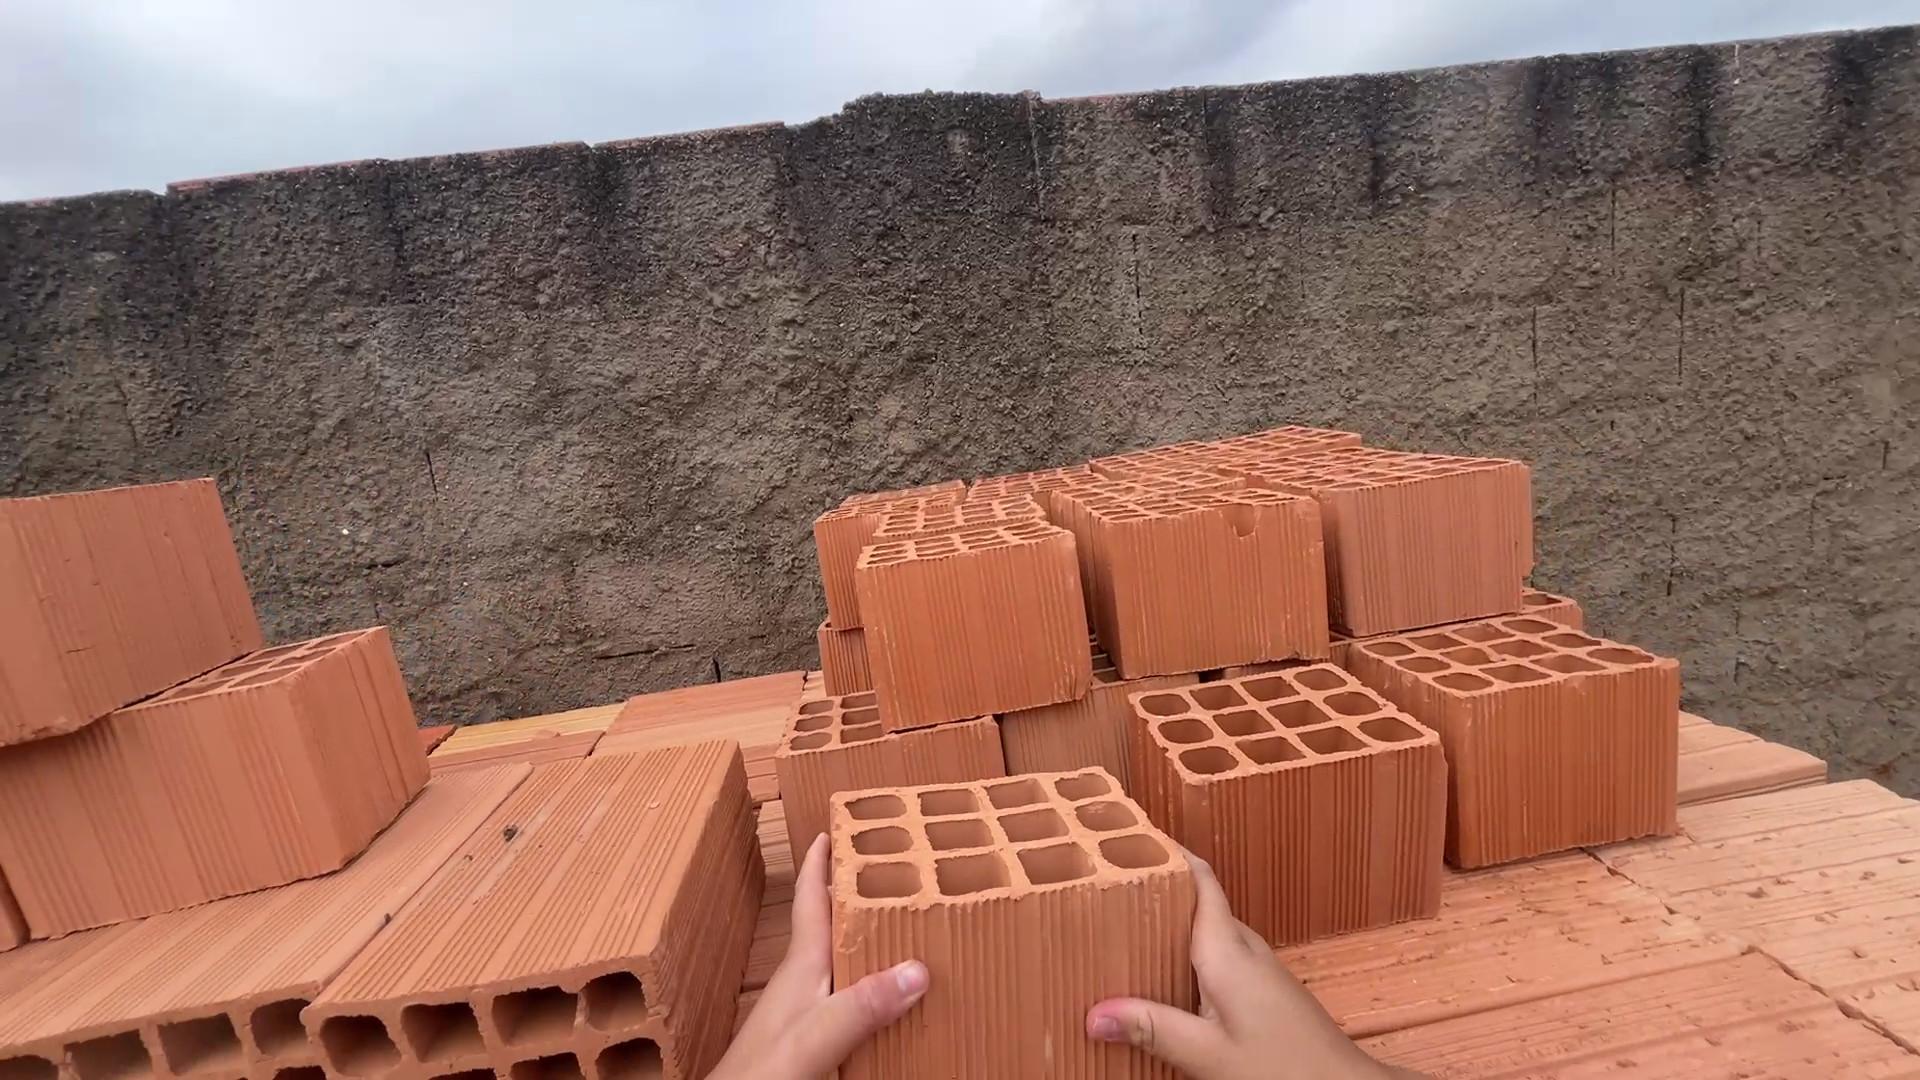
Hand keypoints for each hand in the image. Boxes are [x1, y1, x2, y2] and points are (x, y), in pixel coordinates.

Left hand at [709, 833, 928, 1079]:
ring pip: (842, 955)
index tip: (835, 827)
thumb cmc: (762, 1074)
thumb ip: (862, 1005)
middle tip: (894, 868)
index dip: (820, 861)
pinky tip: (890, 992)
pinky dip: (870, 979)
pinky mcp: (811, 1035)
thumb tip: (918, 968)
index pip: (812, 897)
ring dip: (866, 934)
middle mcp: (805, 978)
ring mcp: (806, 1008)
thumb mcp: (816, 1037)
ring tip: (903, 921)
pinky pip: (848, 991)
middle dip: (858, 891)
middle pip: (832, 920)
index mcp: (803, 962)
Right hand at [1086, 851, 1424, 1079]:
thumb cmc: (1287, 1071)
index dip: (1168, 851)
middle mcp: (1244, 945)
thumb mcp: (1210, 1055)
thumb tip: (1093, 1014)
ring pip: (1207, 926)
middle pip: (1196, 898)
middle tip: (1111, 886)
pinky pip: (1218, 951)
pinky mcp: (1265, 987)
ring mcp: (1258, 965)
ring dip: (1173, 921)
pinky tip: (1169, 976)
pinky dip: (1189, 950)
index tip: (1133, 836)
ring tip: (1130, 927)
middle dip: (1158, 889)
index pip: (1199, 875)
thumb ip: (1153, 1029)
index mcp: (1226, 947)